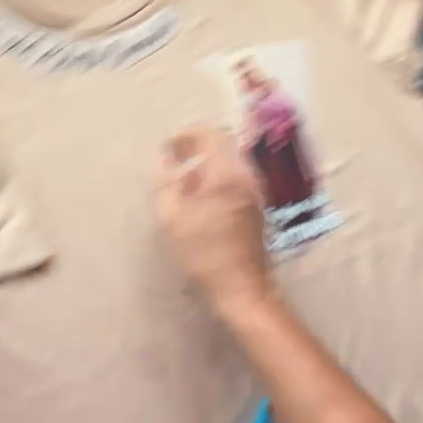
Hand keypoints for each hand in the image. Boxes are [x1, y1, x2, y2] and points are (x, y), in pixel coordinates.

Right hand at [155, 126, 272, 309]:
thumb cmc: (205, 254)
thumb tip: (164, 162)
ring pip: (231, 158)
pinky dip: (219, 172)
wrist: (243, 288)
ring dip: (208, 159)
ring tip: (186, 175)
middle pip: (223, 143)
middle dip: (197, 144)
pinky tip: (203, 192)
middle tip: (175, 155)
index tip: (168, 145)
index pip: (209, 134)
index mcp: (226, 173)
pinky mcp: (257, 203)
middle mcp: (245, 174)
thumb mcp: (174, 219)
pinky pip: (237, 174)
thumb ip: (166, 185)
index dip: (186, 134)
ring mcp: (255, 189)